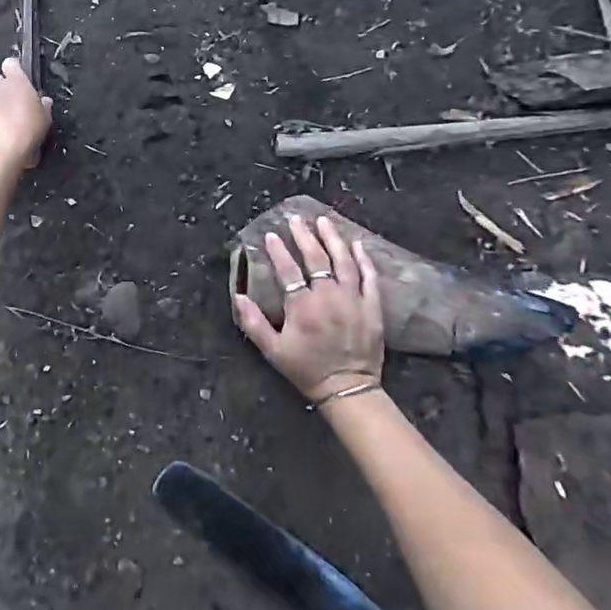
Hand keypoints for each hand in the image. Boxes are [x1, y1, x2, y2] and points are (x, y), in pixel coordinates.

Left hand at [0, 57, 51, 167]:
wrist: (3, 149)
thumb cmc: (28, 131)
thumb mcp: (45, 120)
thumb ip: (43, 106)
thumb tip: (44, 101)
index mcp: (17, 81)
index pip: (11, 63)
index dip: (13, 70)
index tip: (17, 81)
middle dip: (0, 89)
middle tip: (9, 107)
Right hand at [234, 214, 386, 403]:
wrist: (349, 390)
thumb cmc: (307, 370)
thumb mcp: (273, 351)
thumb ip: (254, 322)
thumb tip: (238, 296)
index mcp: (302, 307)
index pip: (288, 269)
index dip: (278, 250)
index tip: (270, 234)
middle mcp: (328, 297)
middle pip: (316, 258)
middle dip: (304, 236)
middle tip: (296, 219)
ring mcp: (353, 300)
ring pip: (343, 261)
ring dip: (332, 239)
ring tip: (324, 221)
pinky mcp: (372, 308)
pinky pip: (369, 277)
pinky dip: (363, 259)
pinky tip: (357, 244)